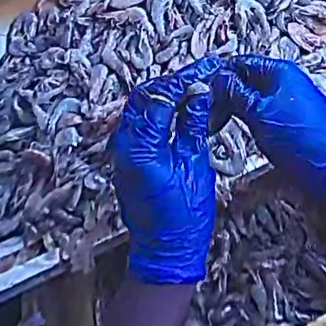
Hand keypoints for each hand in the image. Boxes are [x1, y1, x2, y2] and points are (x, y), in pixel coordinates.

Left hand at [113, 71, 217, 284]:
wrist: (165, 253)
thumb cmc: (183, 218)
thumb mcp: (195, 164)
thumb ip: (194, 123)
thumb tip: (199, 92)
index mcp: (140, 146)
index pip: (160, 97)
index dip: (184, 81)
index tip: (204, 72)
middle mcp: (124, 144)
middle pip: (144, 96)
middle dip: (172, 84)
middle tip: (198, 77)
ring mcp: (121, 150)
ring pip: (139, 106)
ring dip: (164, 95)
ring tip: (191, 90)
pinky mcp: (125, 156)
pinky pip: (138, 122)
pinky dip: (157, 110)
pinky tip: (177, 109)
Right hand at [222, 57, 325, 204]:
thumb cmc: (304, 139)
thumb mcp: (259, 112)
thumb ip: (235, 93)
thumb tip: (217, 79)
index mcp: (279, 71)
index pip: (240, 62)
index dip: (219, 75)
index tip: (203, 88)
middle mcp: (284, 83)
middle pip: (244, 81)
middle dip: (224, 94)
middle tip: (208, 110)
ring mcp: (286, 103)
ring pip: (251, 99)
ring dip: (233, 109)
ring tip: (217, 123)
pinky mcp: (288, 123)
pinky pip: (260, 115)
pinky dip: (246, 121)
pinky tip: (237, 131)